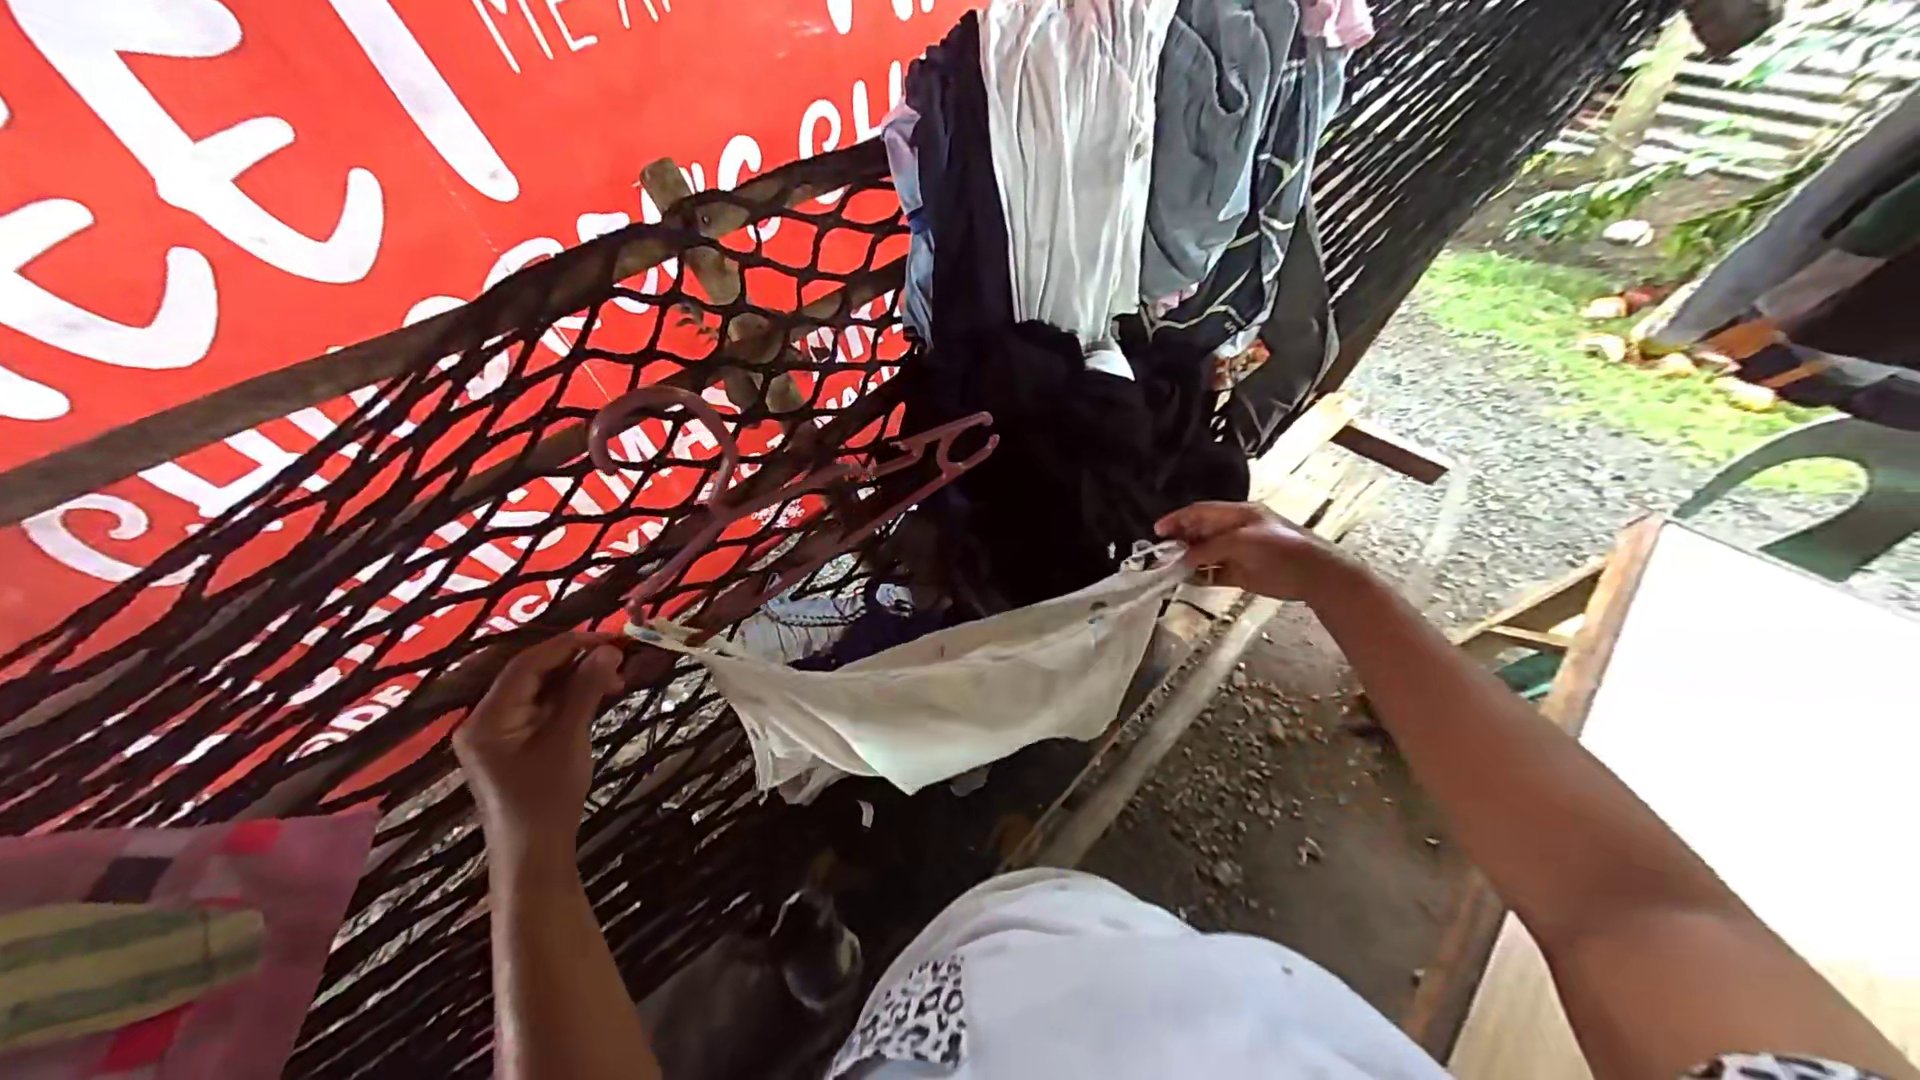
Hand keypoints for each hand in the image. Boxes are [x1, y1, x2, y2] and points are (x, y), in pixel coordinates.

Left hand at [453, 632, 625, 856]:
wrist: (534, 850)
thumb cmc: (548, 796)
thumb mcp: (569, 738)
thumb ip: (586, 689)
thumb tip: (609, 649)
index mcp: (488, 718)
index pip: (526, 665)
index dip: (568, 644)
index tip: (608, 636)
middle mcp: (485, 719)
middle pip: (531, 674)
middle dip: (575, 660)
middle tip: (617, 656)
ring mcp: (498, 731)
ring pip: (540, 688)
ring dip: (577, 678)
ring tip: (616, 678)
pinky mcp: (513, 741)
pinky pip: (542, 706)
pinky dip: (571, 696)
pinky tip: (598, 694)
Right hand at [1154, 501, 1358, 601]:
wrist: (1316, 576)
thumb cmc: (1282, 550)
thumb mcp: (1242, 542)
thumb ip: (1210, 548)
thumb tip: (1184, 559)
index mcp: (1237, 515)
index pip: (1200, 512)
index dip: (1177, 519)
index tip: (1157, 530)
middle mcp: (1235, 531)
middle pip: (1199, 533)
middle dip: (1179, 541)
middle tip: (1159, 553)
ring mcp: (1238, 553)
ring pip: (1204, 554)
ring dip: (1186, 560)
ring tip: (1167, 569)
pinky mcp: (1241, 574)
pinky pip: (1214, 574)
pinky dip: (1199, 577)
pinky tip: (1185, 581)